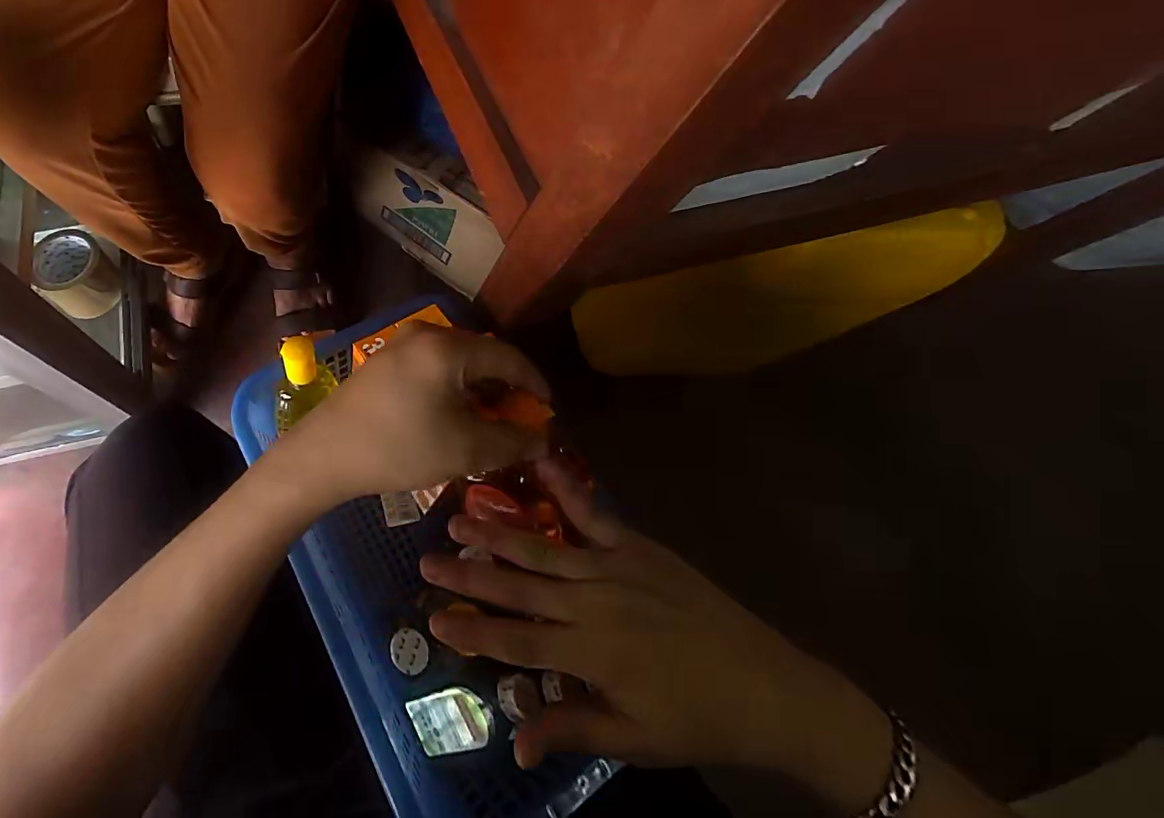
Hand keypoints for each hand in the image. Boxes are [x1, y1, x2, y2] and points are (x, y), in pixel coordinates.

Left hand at [264, 324, 550, 509]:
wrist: (325, 453)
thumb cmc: (400, 447)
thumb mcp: (467, 449)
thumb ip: (514, 440)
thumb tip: (542, 436)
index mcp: (447, 346)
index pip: (509, 356)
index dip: (535, 385)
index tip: (549, 412)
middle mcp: (423, 334)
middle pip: (481, 355)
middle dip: (504, 388)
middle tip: (518, 422)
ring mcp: (398, 344)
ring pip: (455, 361)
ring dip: (476, 389)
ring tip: (487, 423)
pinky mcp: (382, 360)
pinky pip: (430, 366)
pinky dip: (450, 387)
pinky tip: (452, 415)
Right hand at [419, 457, 893, 789]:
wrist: (776, 690)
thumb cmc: (699, 721)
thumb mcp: (637, 740)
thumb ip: (573, 730)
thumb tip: (515, 743)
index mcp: (592, 655)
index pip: (516, 640)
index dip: (473, 630)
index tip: (436, 618)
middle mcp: (594, 606)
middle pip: (518, 587)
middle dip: (468, 574)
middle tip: (427, 561)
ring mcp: (615, 570)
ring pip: (542, 549)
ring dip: (496, 535)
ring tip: (458, 521)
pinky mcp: (637, 548)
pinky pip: (593, 515)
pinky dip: (565, 488)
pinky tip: (540, 460)